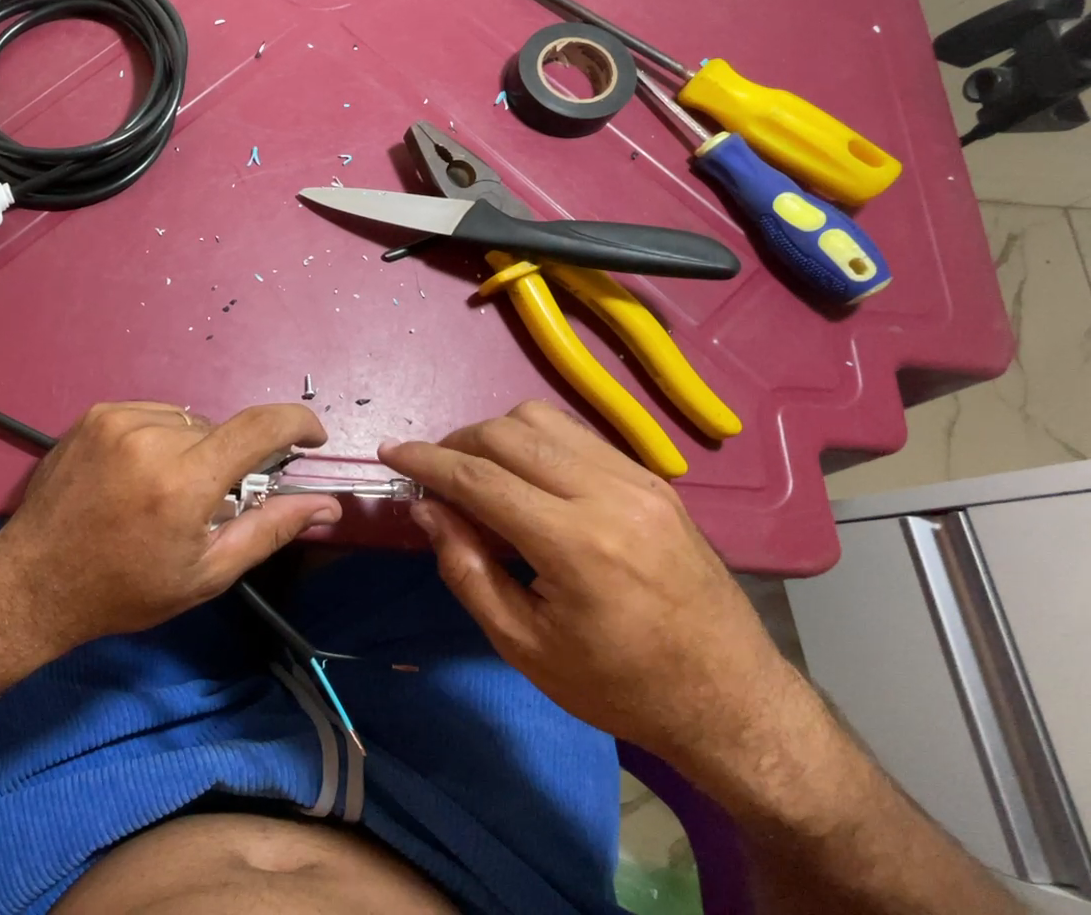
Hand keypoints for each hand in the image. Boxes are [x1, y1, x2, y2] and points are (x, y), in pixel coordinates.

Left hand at [0, 402, 339, 659]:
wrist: (35, 582)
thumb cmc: (124, 590)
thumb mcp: (206, 573)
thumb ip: (269, 529)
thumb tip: (328, 505)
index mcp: (182, 481)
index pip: (259, 428)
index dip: (297, 425)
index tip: (311, 439)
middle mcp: (149, 437)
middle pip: (220, 431)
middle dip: (228, 461)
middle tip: (207, 504)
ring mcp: (115, 420)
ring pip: (186, 420)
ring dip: (192, 448)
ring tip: (165, 491)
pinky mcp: (93, 415)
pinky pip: (151, 414)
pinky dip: (159, 438)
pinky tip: (138, 475)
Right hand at [378, 400, 789, 769]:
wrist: (730, 700)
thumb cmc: (616, 685)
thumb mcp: (521, 644)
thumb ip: (465, 568)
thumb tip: (425, 509)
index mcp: (575, 543)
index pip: (479, 476)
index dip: (425, 461)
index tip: (389, 453)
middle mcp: (610, 495)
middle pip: (507, 433)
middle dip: (455, 444)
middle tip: (432, 477)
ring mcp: (641, 481)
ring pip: (543, 420)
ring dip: (494, 436)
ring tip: (477, 474)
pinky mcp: (656, 482)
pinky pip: (579, 435)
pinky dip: (535, 442)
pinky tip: (525, 478)